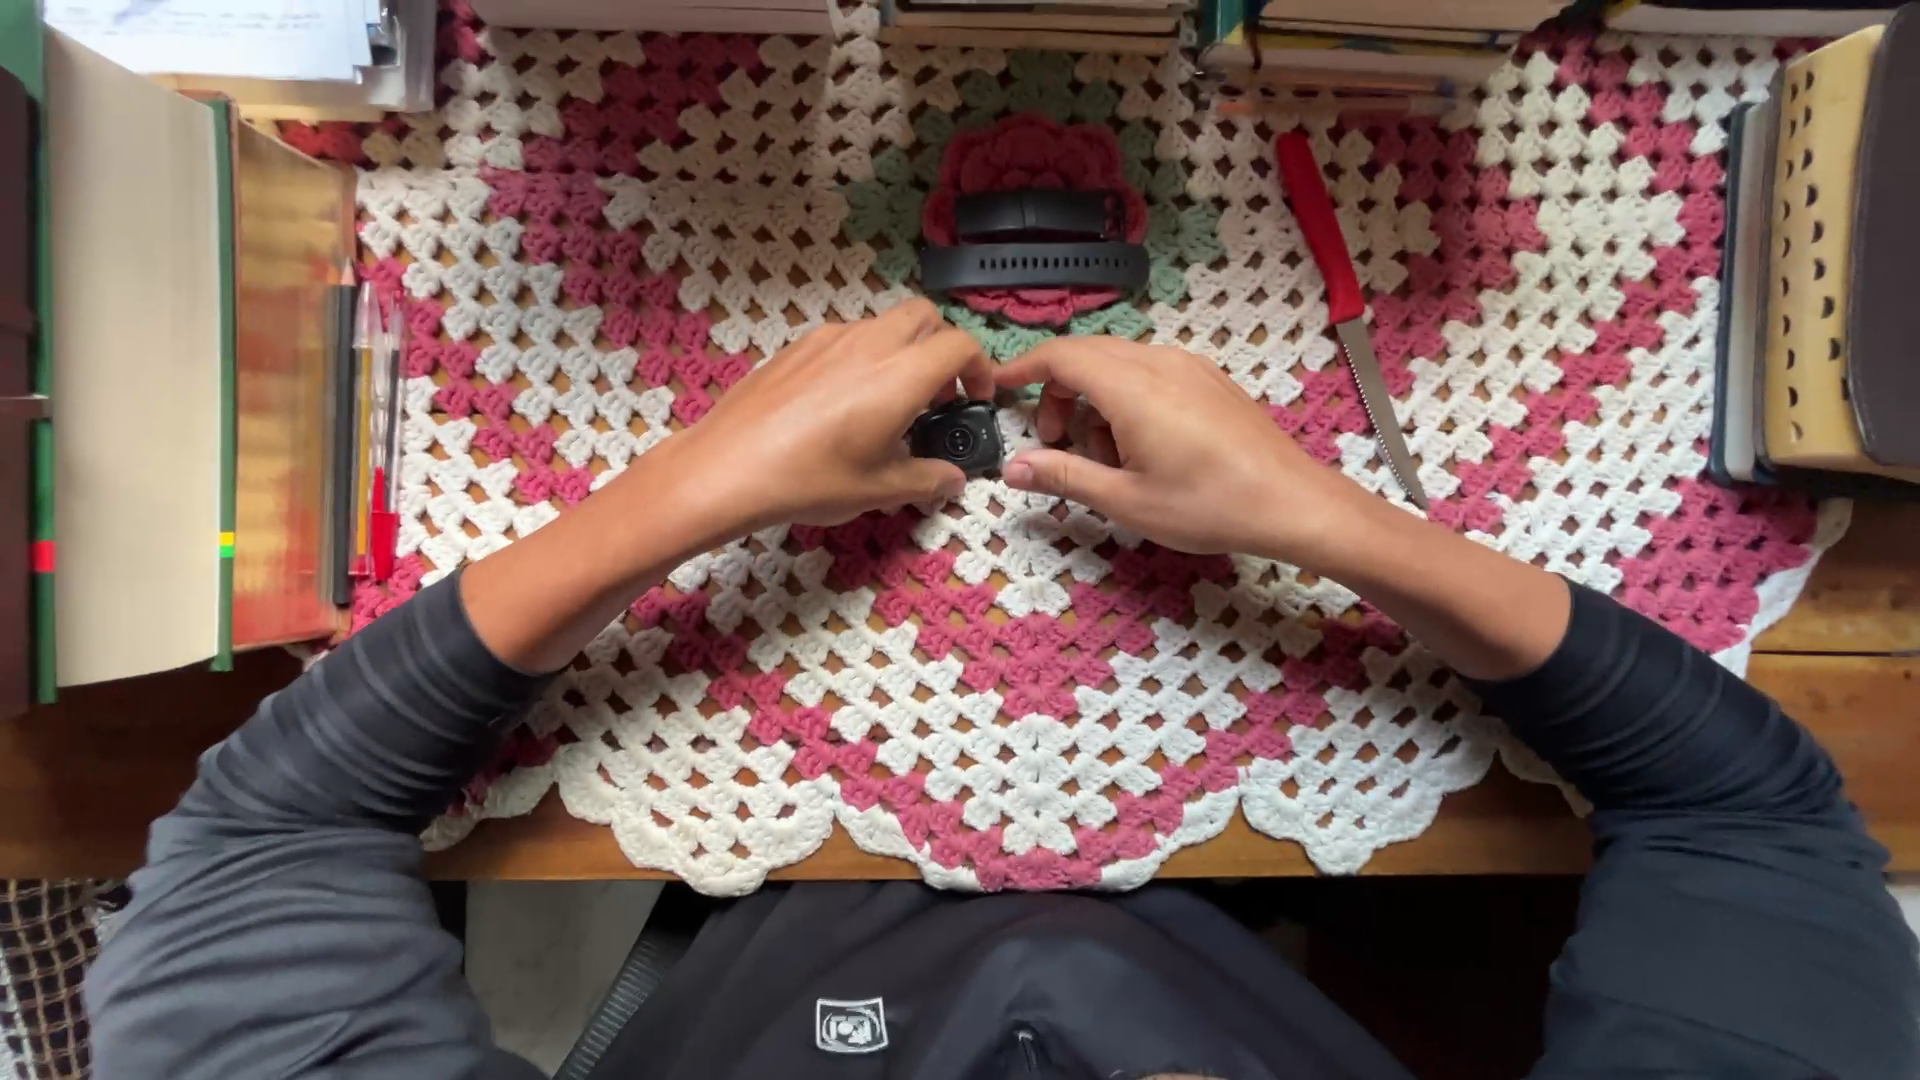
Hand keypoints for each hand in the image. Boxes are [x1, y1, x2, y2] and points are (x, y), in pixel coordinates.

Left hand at [662, 299, 994, 539]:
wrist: (729, 467)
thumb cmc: (813, 479)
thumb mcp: (881, 489)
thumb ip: (929, 479)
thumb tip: (954, 479)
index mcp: (901, 374)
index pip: (960, 344)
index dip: (979, 369)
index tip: (972, 402)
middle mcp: (871, 342)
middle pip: (925, 317)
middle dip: (942, 347)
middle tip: (935, 395)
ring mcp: (830, 338)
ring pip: (883, 324)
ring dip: (902, 351)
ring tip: (888, 403)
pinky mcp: (798, 345)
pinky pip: (847, 338)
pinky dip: (864, 357)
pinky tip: (842, 402)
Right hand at [993, 336, 1370, 564]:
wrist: (1292, 502)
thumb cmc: (1207, 505)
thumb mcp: (1125, 501)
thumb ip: (1064, 477)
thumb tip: (1012, 468)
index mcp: (1132, 387)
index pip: (1061, 356)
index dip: (1022, 366)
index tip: (998, 387)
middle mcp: (1158, 362)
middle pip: (1086, 356)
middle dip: (1057, 393)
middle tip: (1054, 444)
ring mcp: (1188, 366)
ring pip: (1117, 364)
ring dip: (1092, 400)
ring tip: (1105, 456)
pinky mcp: (1207, 378)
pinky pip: (1148, 372)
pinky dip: (1124, 398)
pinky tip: (1139, 444)